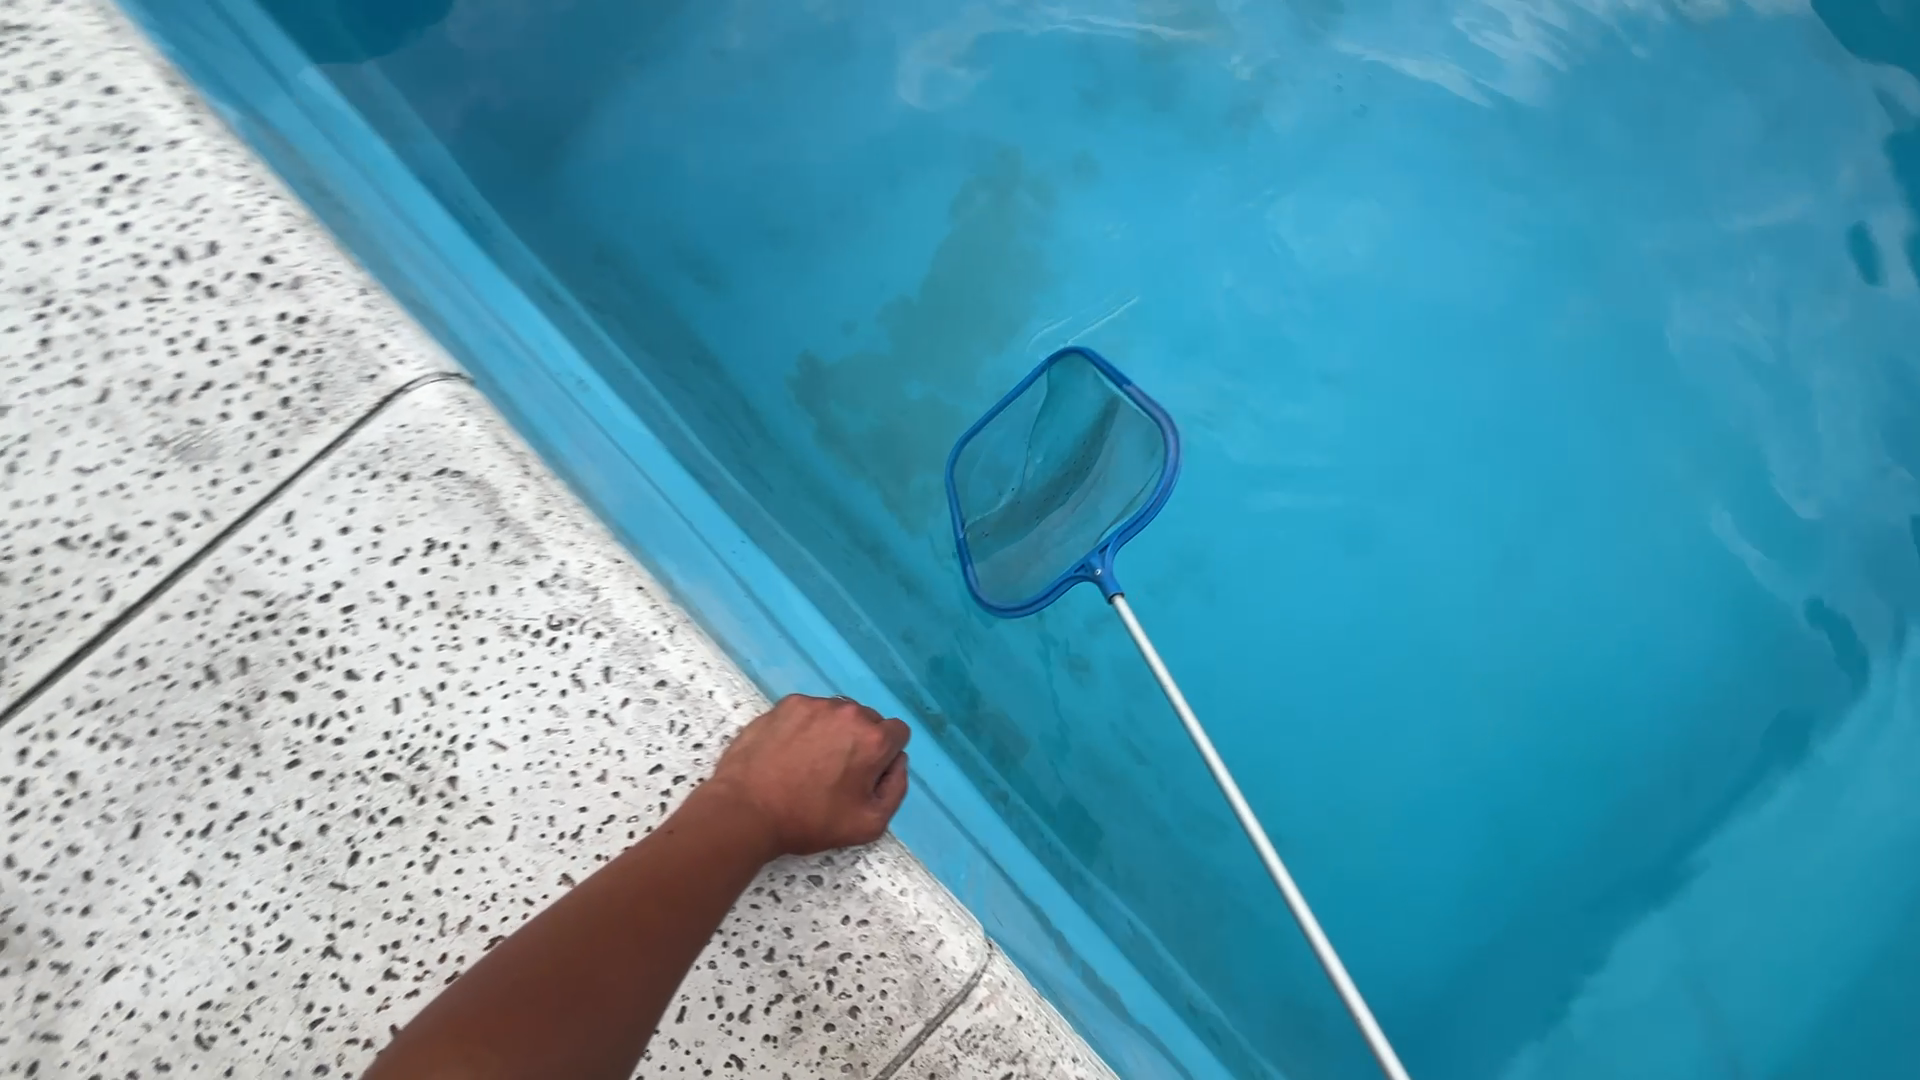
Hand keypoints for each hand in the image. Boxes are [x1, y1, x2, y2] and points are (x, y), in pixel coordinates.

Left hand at [702, 693, 910, 857]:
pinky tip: (788, 752)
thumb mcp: (869, 824)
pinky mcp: (787, 704)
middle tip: (835, 772)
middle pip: (868, 721)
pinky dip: (805, 727)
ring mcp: (816, 705)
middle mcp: (850, 712)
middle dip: (859, 741)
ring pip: (838, 714)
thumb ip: (896, 789)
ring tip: (808, 762)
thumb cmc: (810, 821)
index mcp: (874, 739)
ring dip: (832, 732)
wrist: (746, 810)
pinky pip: (809, 711)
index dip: (885, 755)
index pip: (898, 733)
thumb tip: (897, 762)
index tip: (865, 774)